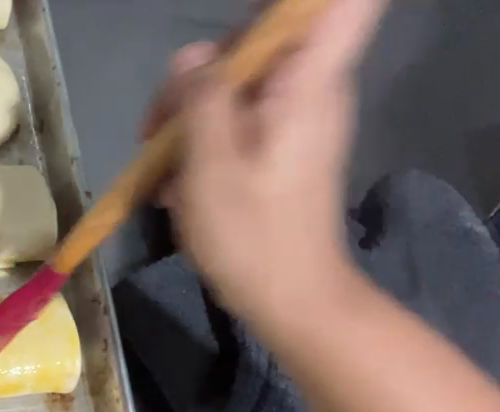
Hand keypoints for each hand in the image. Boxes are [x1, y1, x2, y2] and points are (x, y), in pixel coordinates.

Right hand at [146, 0, 387, 333]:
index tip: (243, 22)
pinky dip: (204, 143)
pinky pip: (241, 123)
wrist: (289, 295)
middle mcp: (312, 90)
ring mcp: (297, 121)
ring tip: (158, 165)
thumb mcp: (211, 168)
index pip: (340, 1)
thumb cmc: (251, 234)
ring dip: (193, 116)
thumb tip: (191, 56)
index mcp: (308, 83)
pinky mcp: (282, 150)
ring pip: (243, 87)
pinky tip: (175, 183)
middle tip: (158, 123)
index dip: (290, 4)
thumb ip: (201, 102)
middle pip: (265, 43)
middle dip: (205, 72)